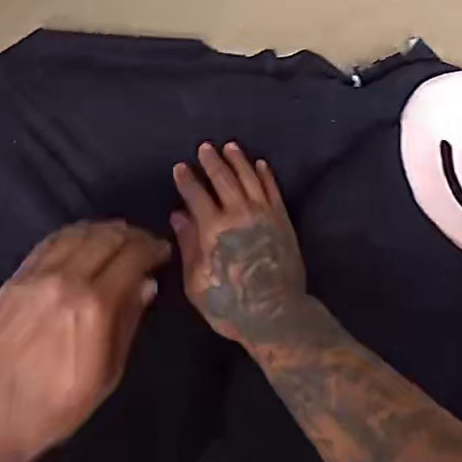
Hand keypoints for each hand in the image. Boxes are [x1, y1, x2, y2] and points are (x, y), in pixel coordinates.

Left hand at [0, 221, 168, 461]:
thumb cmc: (57, 406)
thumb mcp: (106, 375)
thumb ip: (128, 322)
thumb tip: (147, 284)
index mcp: (93, 307)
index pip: (132, 257)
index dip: (153, 248)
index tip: (163, 251)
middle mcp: (66, 280)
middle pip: (107, 237)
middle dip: (133, 235)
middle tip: (145, 243)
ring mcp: (37, 275)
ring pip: (78, 232)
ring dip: (104, 229)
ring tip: (118, 237)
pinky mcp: (16, 277)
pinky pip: (50, 241)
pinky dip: (74, 233)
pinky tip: (84, 239)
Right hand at [170, 142, 309, 343]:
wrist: (276, 314)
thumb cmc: (229, 304)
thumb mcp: (197, 281)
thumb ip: (188, 245)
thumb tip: (178, 215)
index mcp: (213, 228)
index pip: (196, 195)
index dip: (186, 180)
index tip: (180, 167)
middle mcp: (238, 213)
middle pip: (223, 179)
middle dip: (212, 161)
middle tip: (205, 147)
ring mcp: (263, 214)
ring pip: (249, 178)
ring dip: (238, 160)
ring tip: (230, 146)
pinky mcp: (282, 220)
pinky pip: (273, 190)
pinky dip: (265, 175)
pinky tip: (260, 164)